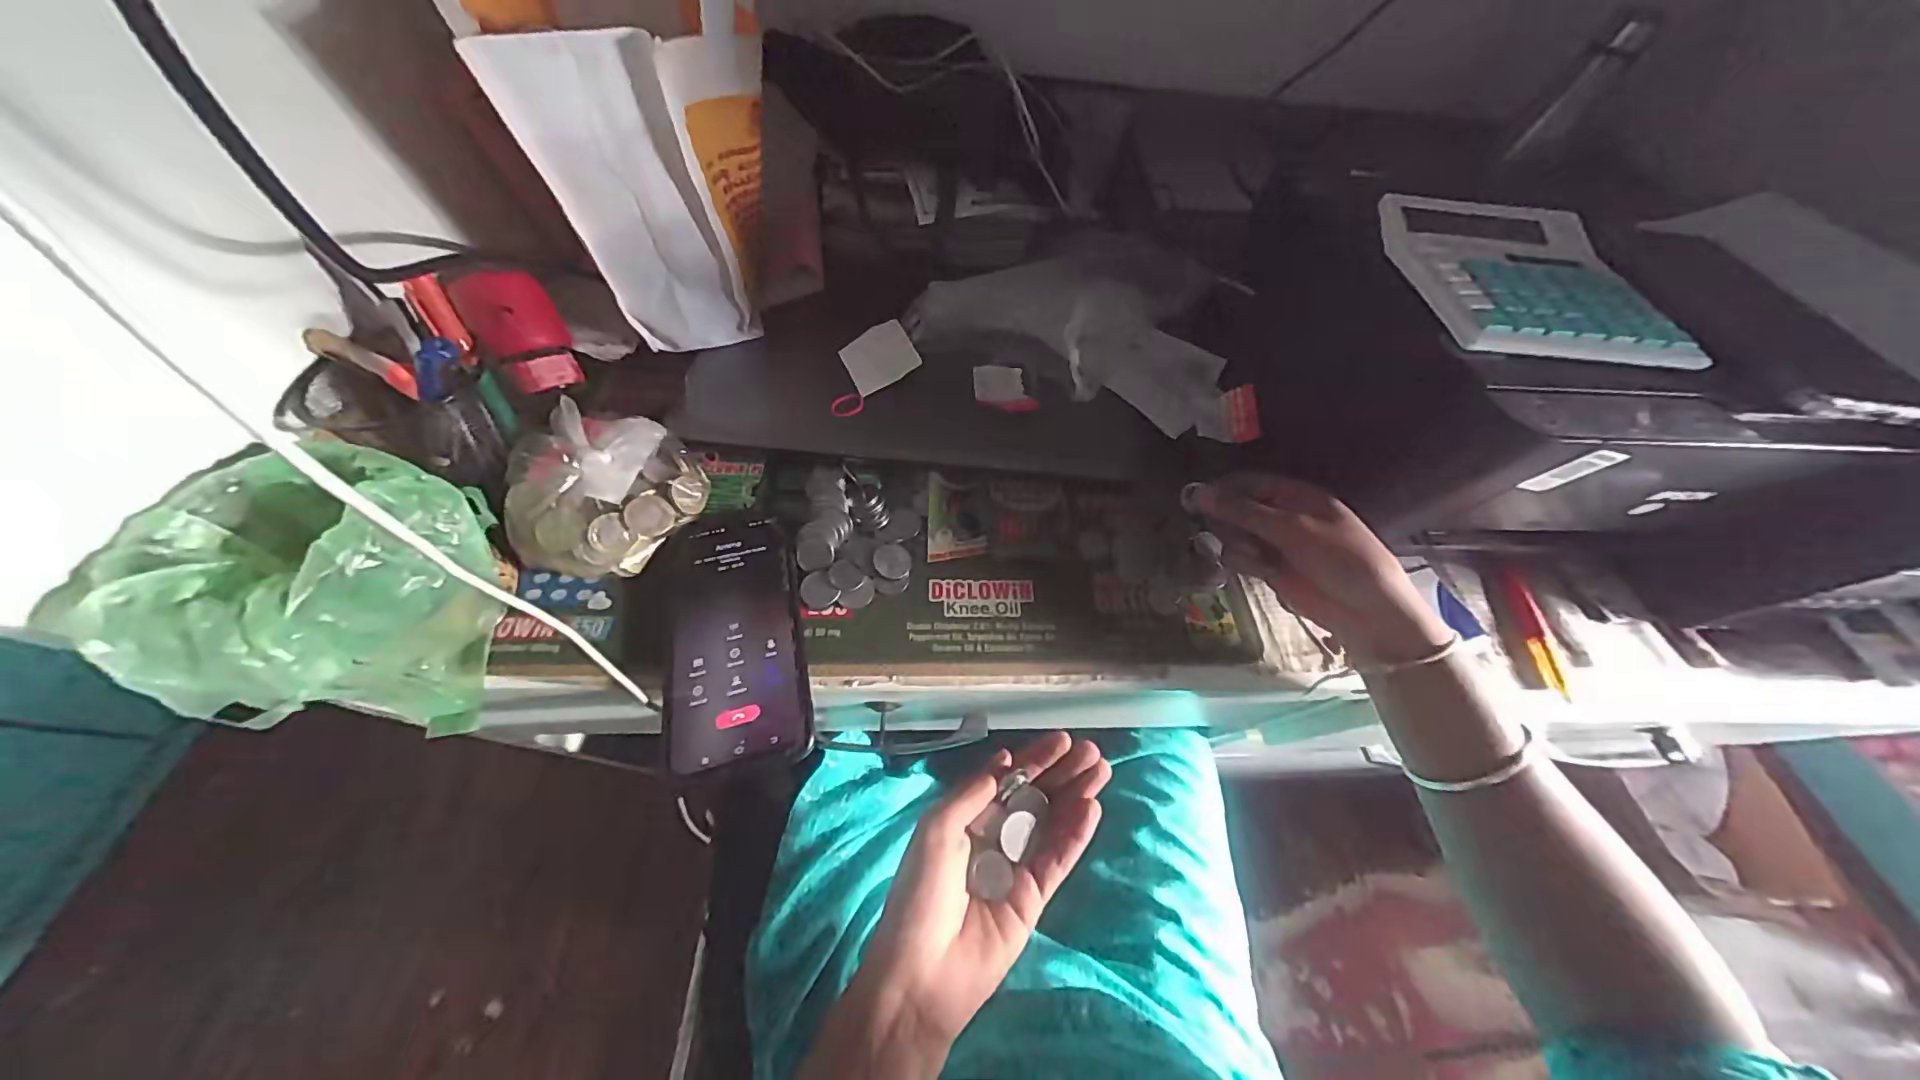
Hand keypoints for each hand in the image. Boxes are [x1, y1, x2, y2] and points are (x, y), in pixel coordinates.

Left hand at [799, 733, 1110, 1079]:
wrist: (923, 972)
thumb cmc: (921, 893)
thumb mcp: (937, 829)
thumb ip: (972, 793)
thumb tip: (1004, 762)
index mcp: (965, 819)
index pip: (1005, 781)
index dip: (1033, 759)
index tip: (1060, 740)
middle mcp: (992, 839)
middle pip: (1034, 797)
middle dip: (1062, 772)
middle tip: (1092, 751)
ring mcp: (1015, 868)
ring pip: (1051, 823)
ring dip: (1076, 795)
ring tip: (1102, 770)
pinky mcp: (1034, 898)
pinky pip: (1058, 858)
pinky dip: (1075, 833)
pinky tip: (1092, 807)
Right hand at [1194, 473, 1452, 664]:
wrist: (1367, 611)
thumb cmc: (1340, 558)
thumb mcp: (1292, 528)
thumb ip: (1244, 511)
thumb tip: (1199, 493)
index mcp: (1295, 495)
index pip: (1247, 483)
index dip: (1221, 490)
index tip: (1195, 502)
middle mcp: (1282, 516)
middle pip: (1235, 509)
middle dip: (1227, 521)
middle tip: (1231, 534)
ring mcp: (1275, 544)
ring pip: (1234, 536)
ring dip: (1237, 545)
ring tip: (1257, 558)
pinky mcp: (1271, 570)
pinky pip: (1242, 559)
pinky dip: (1245, 563)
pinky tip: (1262, 571)